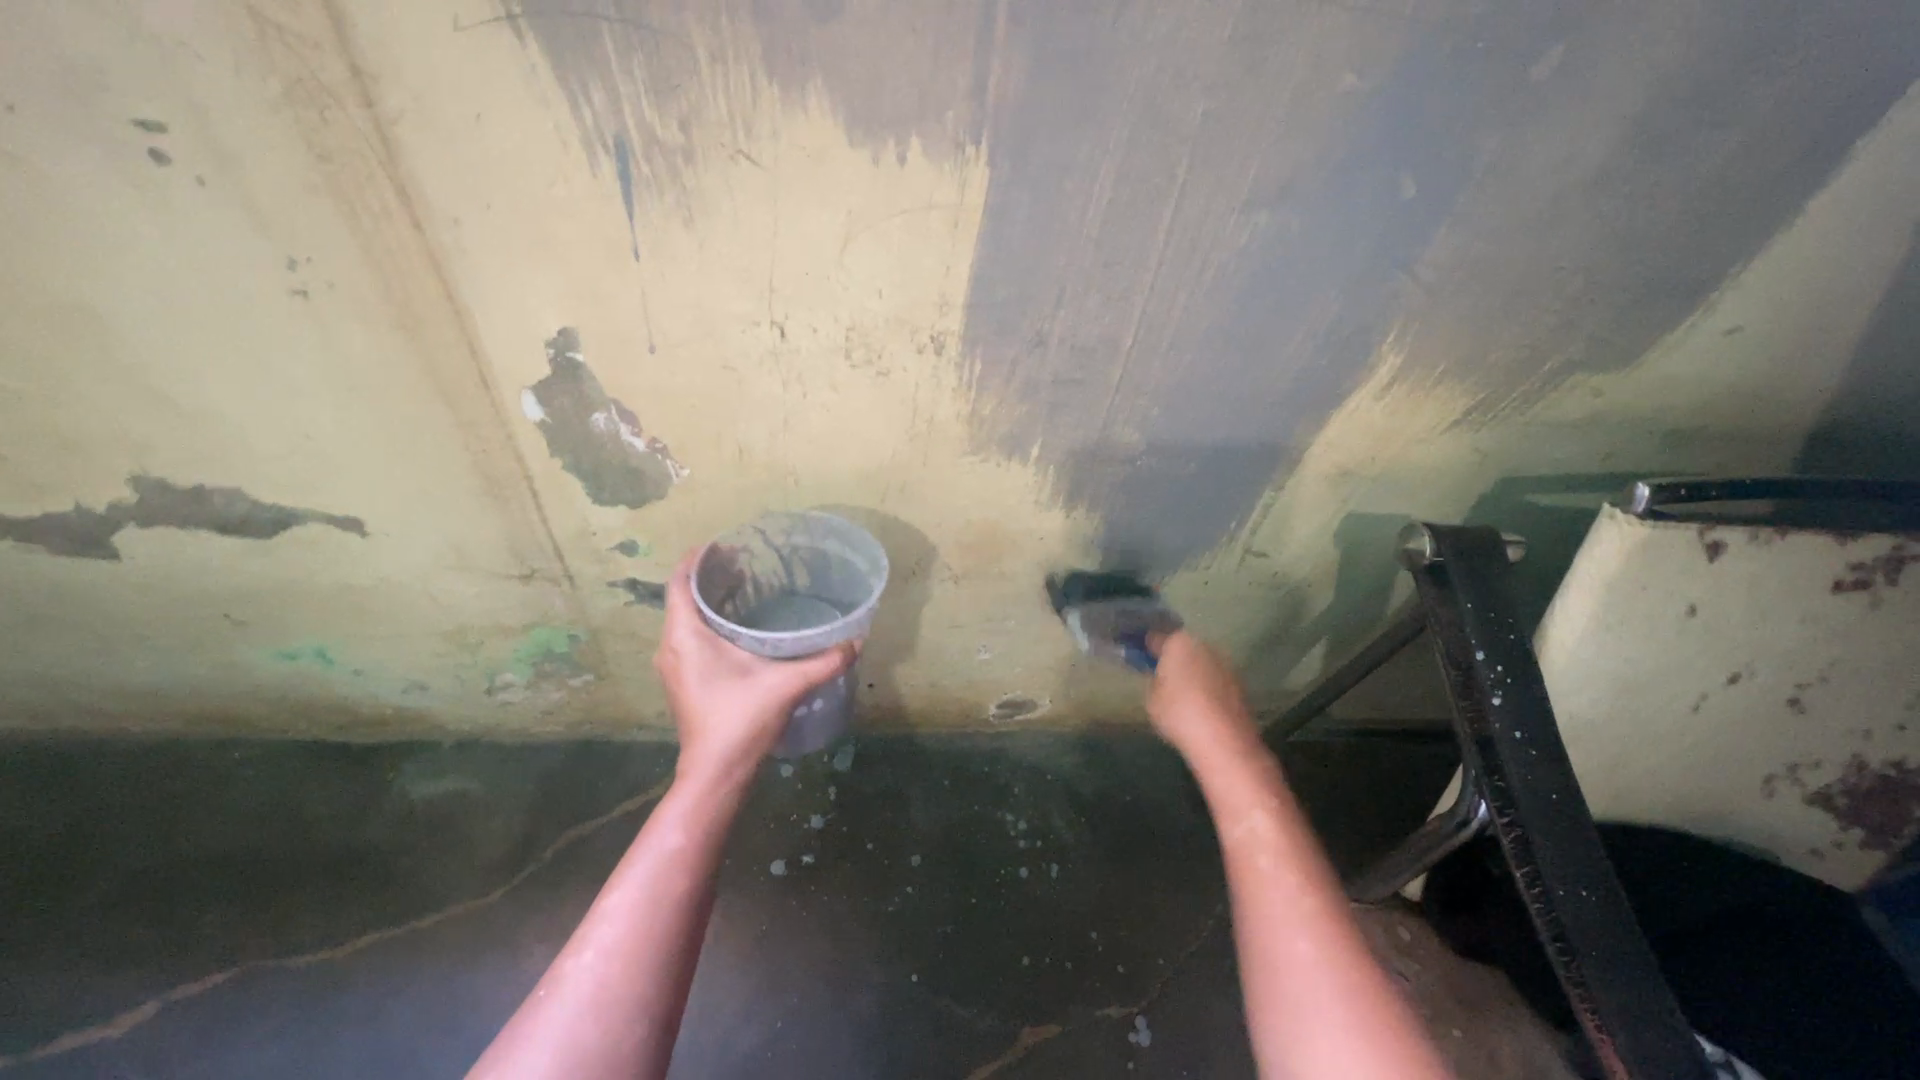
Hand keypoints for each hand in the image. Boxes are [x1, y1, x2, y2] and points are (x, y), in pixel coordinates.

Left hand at [654, 549, 857, 786]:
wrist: (716, 773)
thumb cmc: (740, 720)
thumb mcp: (787, 685)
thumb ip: (824, 661)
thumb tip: (856, 641)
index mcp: (684, 636)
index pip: (679, 582)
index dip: (697, 558)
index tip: (724, 544)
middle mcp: (671, 646)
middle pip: (683, 598)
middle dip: (710, 578)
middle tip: (746, 562)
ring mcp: (673, 666)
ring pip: (687, 620)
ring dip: (710, 602)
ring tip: (746, 588)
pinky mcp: (683, 682)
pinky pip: (690, 638)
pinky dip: (711, 624)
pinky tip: (741, 629)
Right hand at [1146, 631, 1258, 757]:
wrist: (1224, 740)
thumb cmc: (1179, 713)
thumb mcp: (1151, 698)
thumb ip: (1154, 681)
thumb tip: (1160, 677)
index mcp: (1178, 643)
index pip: (1155, 637)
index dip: (1144, 648)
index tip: (1137, 658)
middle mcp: (1204, 646)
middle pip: (1182, 648)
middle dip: (1171, 659)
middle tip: (1160, 677)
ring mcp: (1225, 664)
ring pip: (1200, 663)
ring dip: (1191, 673)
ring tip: (1181, 696)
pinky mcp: (1239, 683)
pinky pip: (1214, 679)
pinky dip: (1206, 687)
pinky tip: (1200, 706)